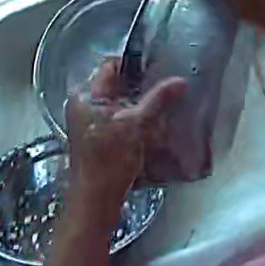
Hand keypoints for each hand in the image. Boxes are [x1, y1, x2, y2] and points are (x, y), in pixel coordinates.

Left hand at [64, 58, 184, 209]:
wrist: (94, 202)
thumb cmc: (110, 160)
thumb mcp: (138, 125)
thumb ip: (159, 100)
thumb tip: (181, 81)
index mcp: (87, 96)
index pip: (110, 66)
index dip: (133, 63)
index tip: (157, 66)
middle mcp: (83, 105)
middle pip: (114, 84)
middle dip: (139, 84)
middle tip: (164, 82)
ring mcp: (87, 122)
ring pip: (117, 101)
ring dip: (138, 102)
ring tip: (162, 100)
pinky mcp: (95, 137)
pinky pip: (116, 117)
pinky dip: (132, 116)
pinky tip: (151, 121)